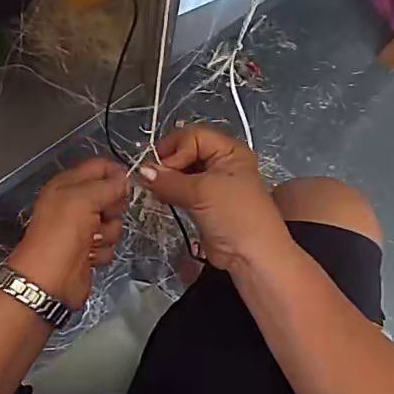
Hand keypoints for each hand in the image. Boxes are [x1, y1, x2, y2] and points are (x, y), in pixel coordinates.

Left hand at [6, 158, 129, 308]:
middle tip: (104, 215)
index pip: (98, 168)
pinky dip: (101, 251)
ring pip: (113, 223)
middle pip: (110, 196)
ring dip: (107, 233)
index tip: (128, 185)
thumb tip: (125, 178)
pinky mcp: (89, 250)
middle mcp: (75, 204)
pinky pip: (109, 245)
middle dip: (113, 207)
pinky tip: (89, 256)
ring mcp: (82, 229)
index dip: (115, 173)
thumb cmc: (61, 234)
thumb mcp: (82, 199)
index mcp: (67, 185)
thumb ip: (107, 185)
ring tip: (92, 241)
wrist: (48, 281)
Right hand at [135, 124, 291, 271]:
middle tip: (151, 178)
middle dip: (168, 163)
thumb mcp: (202, 192)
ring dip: (167, 178)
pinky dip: (170, 191)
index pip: (193, 137)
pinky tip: (160, 196)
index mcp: (230, 151)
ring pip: (183, 171)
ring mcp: (213, 183)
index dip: (175, 149)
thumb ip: (169, 180)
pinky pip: (182, 189)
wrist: (252, 256)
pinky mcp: (204, 202)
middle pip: (187, 152)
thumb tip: (141, 170)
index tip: (160, 169)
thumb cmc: (234, 215)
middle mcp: (222, 163)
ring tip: (154, 189)